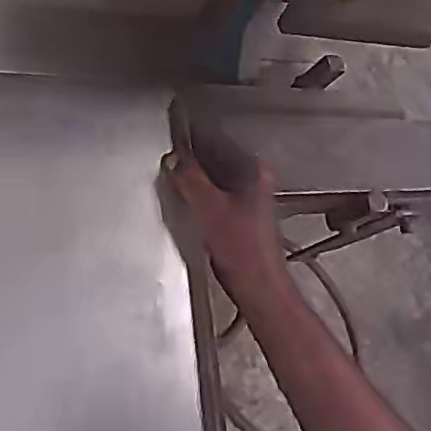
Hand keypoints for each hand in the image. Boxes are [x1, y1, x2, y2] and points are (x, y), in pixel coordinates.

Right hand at [164, 151, 286, 297]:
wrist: (258, 288)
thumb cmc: (247, 253)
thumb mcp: (209, 209)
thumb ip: (190, 179)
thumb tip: (175, 160)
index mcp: (255, 172)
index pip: (220, 143)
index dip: (195, 142)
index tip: (176, 142)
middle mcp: (257, 182)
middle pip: (217, 161)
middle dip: (193, 164)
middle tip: (172, 163)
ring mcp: (250, 201)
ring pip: (216, 181)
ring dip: (196, 183)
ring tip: (178, 182)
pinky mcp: (241, 218)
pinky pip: (216, 199)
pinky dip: (201, 199)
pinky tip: (190, 206)